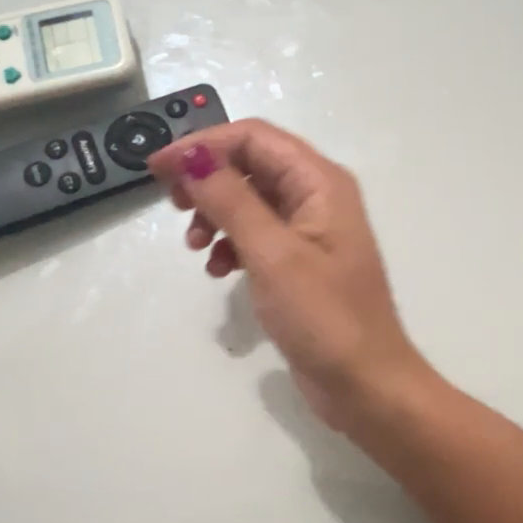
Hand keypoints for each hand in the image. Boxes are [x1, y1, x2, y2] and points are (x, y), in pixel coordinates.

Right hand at [147, 119, 432, 429]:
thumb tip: (191, 156)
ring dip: (216, 215)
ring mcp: (310, 233)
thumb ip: (231, 201)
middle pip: (251, 165)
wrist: (365, 384)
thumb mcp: (273, 254)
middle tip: (175, 208)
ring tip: (196, 249)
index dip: (203, 145)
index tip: (157, 170)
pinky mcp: (301, 266)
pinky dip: (232, 245)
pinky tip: (219, 271)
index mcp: (320, 183)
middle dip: (208, 180)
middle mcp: (318, 198)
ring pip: (251, 202)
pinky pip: (258, 237)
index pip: (254, 138)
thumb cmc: (324, 318)